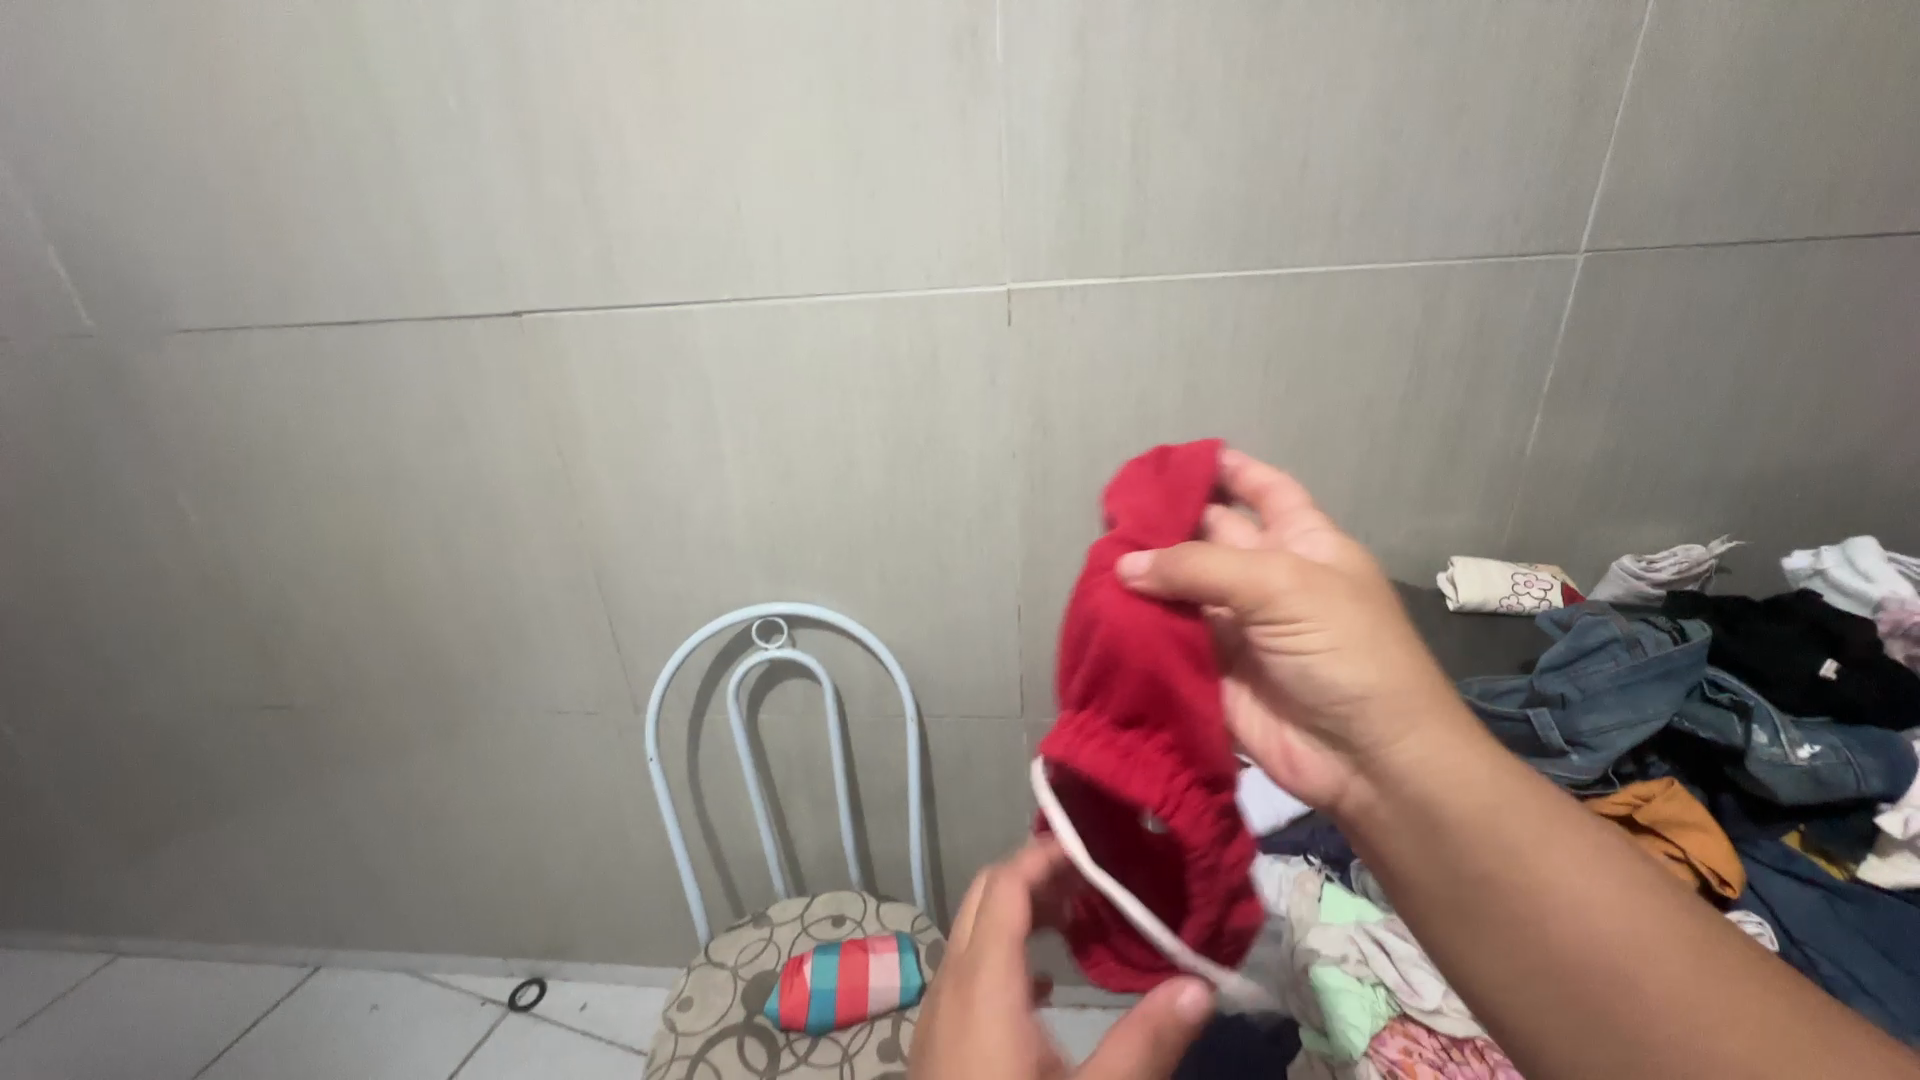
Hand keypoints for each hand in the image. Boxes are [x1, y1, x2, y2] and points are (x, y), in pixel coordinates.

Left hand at [910, 839, 1214, 1079]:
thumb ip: (1146, 1043)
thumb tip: (1201, 985)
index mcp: (983, 983)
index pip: (1007, 884)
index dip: (1046, 856)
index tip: (1095, 848)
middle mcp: (951, 982)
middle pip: (985, 896)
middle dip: (1036, 875)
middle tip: (1096, 878)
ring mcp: (938, 1012)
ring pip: (974, 930)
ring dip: (1021, 912)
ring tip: (1079, 918)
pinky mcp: (938, 1042)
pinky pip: (969, 968)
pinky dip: (1006, 952)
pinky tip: (1046, 981)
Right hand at [1115, 447, 1473, 816]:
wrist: (1366, 757)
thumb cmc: (1344, 651)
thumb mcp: (1282, 587)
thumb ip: (1199, 568)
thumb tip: (1124, 564)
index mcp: (1303, 544)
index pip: (1265, 491)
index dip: (1229, 470)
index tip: (1179, 458)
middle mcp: (1267, 579)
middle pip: (1210, 538)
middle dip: (1168, 524)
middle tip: (1112, 513)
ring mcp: (1238, 626)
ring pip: (1182, 589)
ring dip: (1146, 576)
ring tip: (1096, 557)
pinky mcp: (1212, 670)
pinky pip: (1170, 638)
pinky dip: (1141, 625)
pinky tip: (1103, 608)